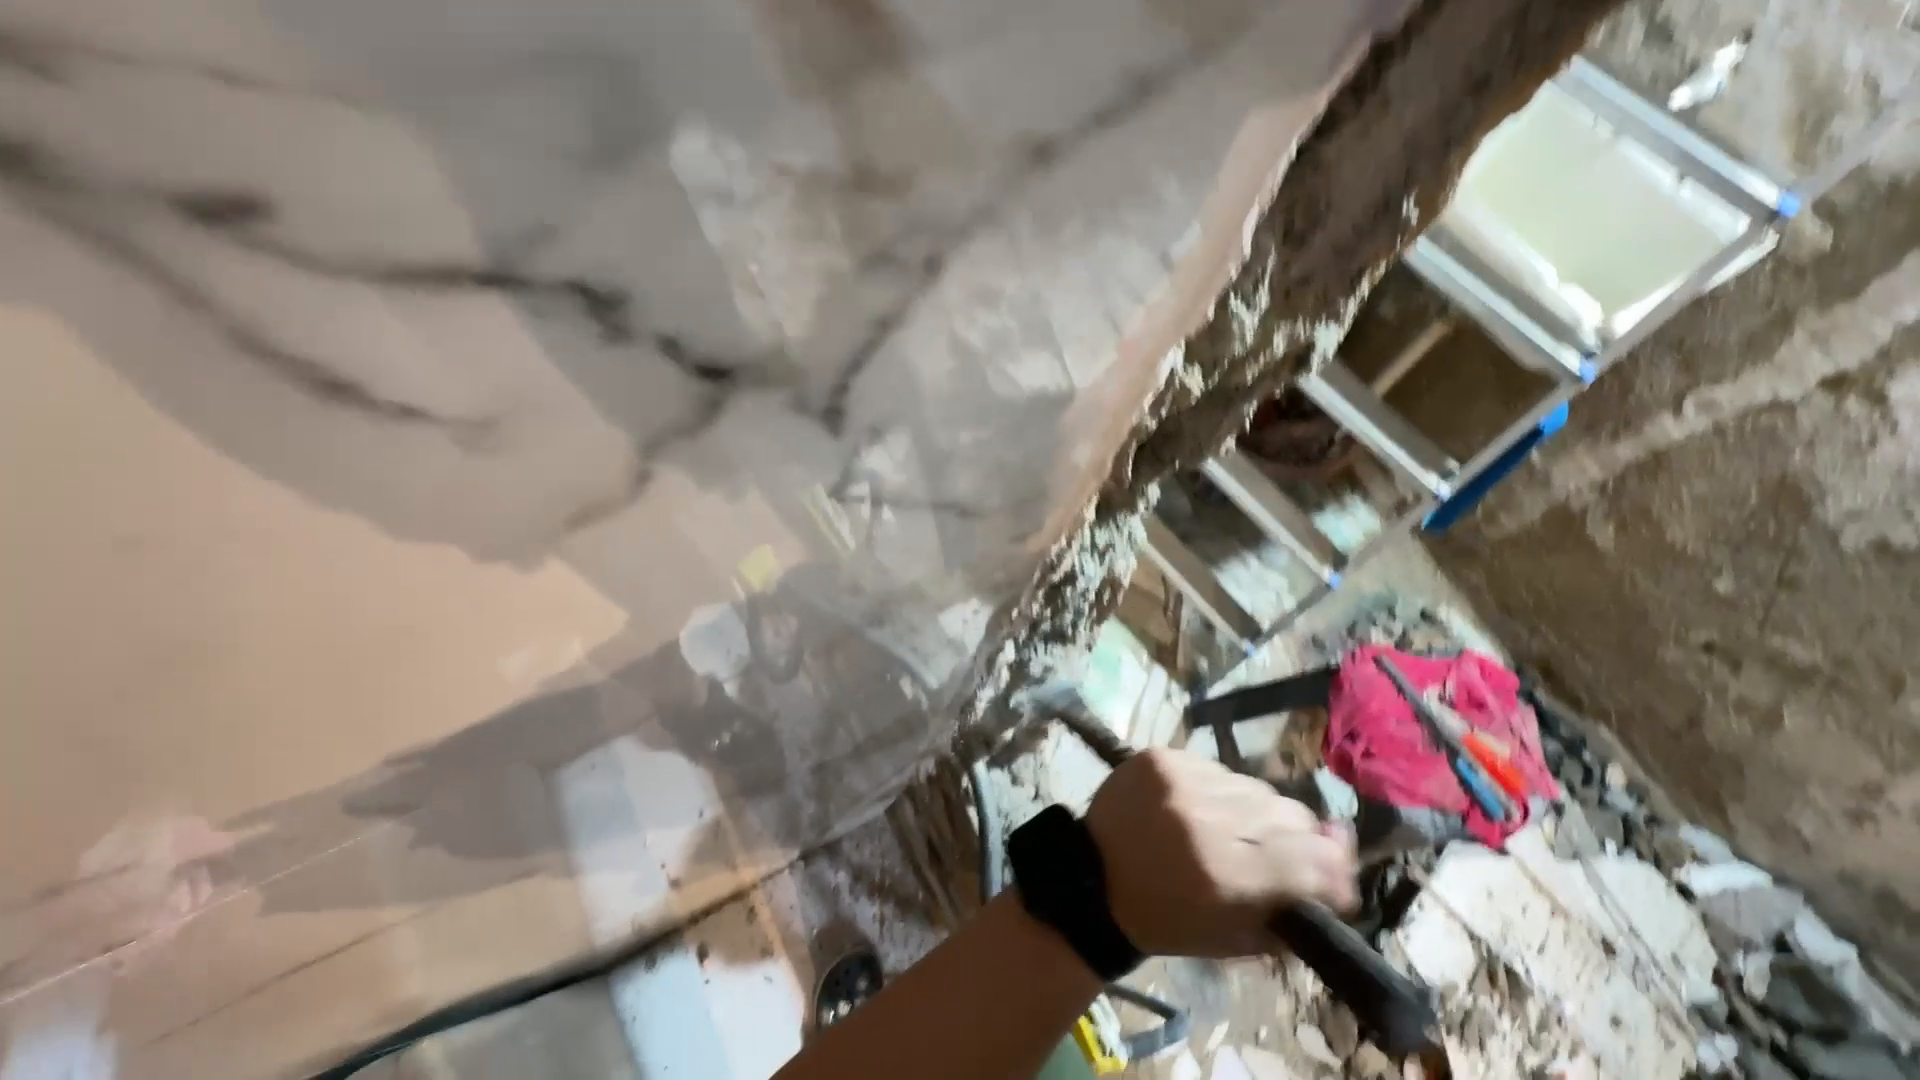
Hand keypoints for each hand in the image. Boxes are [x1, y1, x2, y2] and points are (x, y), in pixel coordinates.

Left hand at [1084, 749, 1358, 957]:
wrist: (1090, 881)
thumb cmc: (1165, 920)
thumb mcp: (1234, 937)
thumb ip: (1295, 905)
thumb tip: (1345, 864)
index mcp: (1222, 875)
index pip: (1311, 858)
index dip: (1333, 869)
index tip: (1335, 879)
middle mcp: (1203, 818)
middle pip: (1289, 815)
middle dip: (1296, 840)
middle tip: (1278, 856)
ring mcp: (1179, 780)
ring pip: (1256, 787)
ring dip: (1256, 813)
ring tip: (1233, 833)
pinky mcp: (1160, 756)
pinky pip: (1218, 768)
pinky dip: (1220, 791)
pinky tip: (1201, 811)